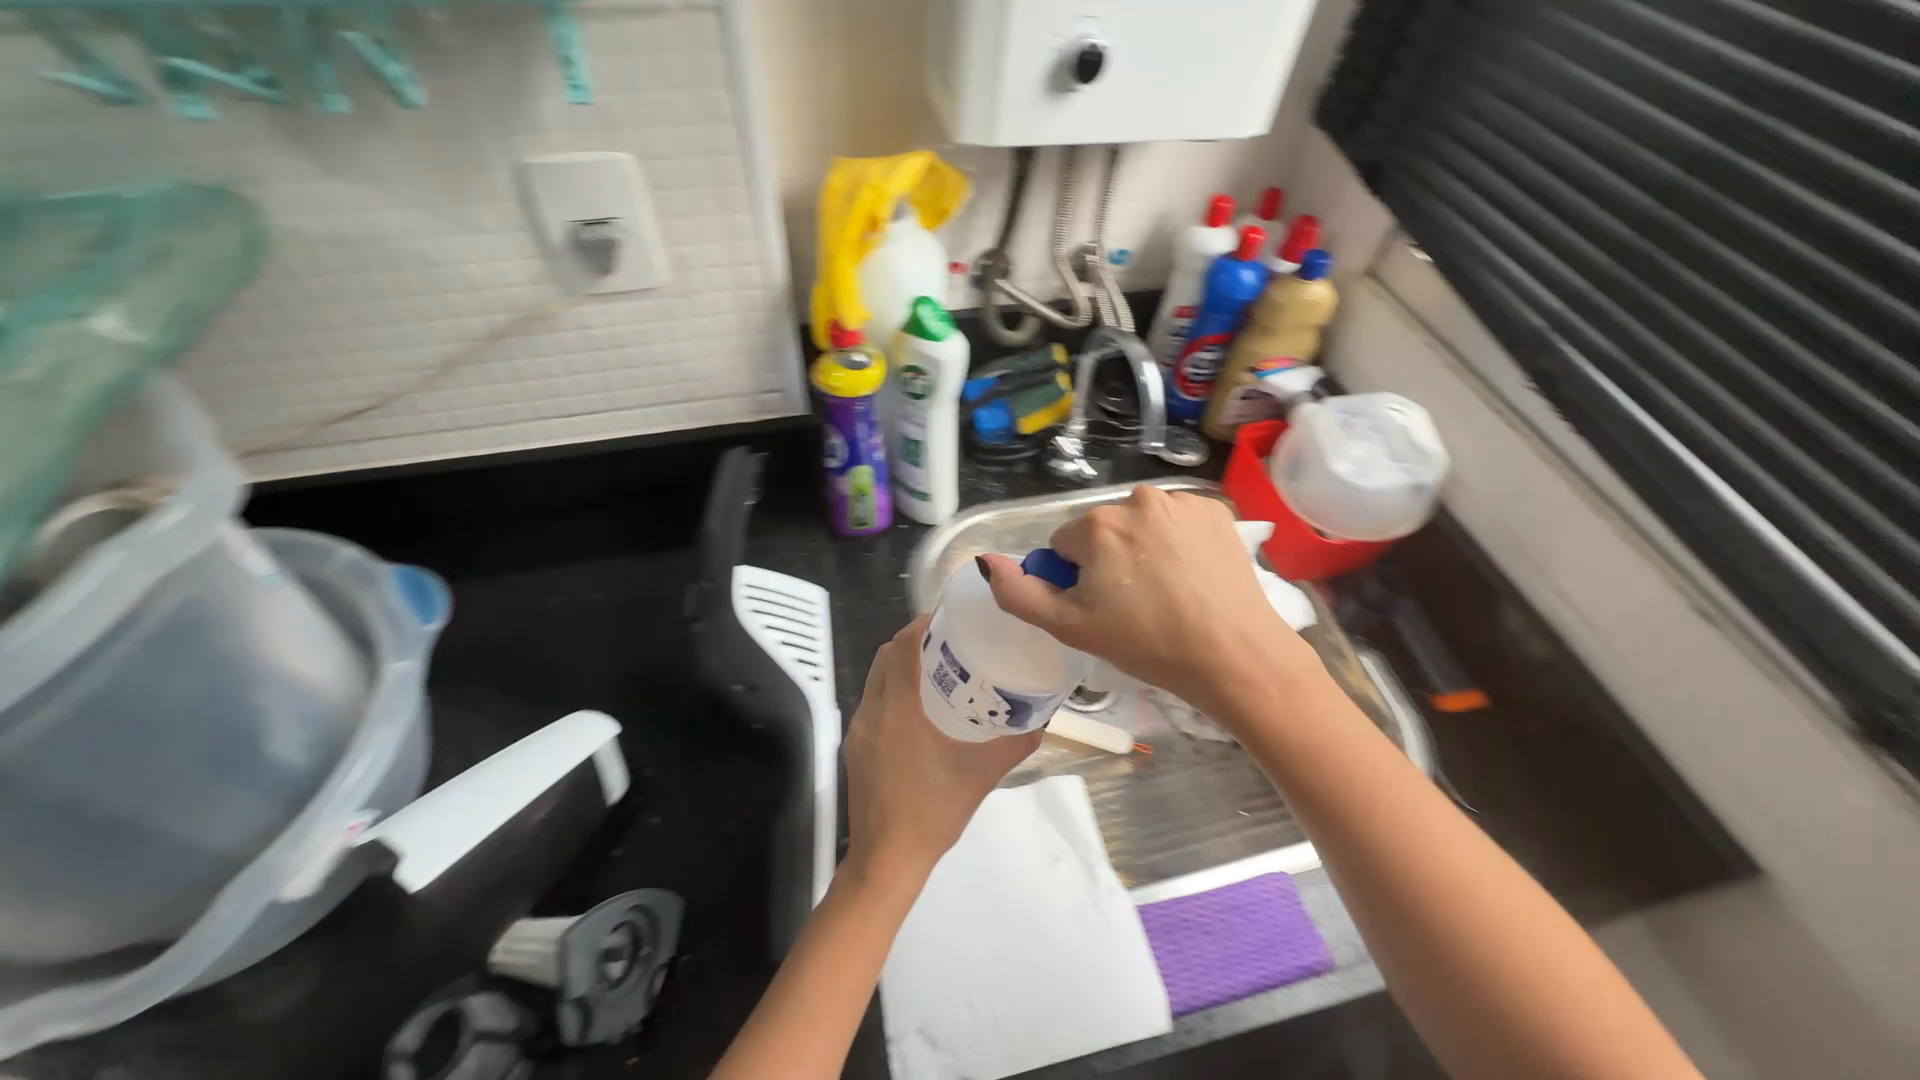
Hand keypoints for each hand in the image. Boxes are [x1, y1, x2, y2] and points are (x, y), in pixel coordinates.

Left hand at [842, 615, 1041, 882]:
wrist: (886, 861)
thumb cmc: (933, 813)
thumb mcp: (980, 776)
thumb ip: (1015, 745)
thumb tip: (1044, 720)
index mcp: (897, 711)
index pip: (900, 648)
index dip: (919, 625)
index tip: (946, 615)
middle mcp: (871, 713)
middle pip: (883, 658)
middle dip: (910, 641)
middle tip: (947, 640)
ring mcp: (857, 732)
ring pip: (874, 680)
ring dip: (898, 665)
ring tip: (937, 668)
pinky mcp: (855, 749)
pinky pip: (872, 703)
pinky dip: (891, 689)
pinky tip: (919, 708)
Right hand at [979, 486, 1322, 713]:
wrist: (1233, 654)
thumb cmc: (1146, 643)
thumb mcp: (1070, 628)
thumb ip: (1018, 593)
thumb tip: (987, 560)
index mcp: (1096, 525)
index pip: (1064, 547)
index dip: (1076, 581)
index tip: (1102, 610)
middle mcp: (1137, 499)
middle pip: (1103, 532)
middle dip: (1110, 562)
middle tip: (1135, 606)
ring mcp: (1181, 502)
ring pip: (1142, 525)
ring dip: (1145, 550)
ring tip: (1168, 594)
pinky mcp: (1216, 511)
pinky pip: (1179, 523)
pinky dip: (1180, 543)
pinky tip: (1193, 577)